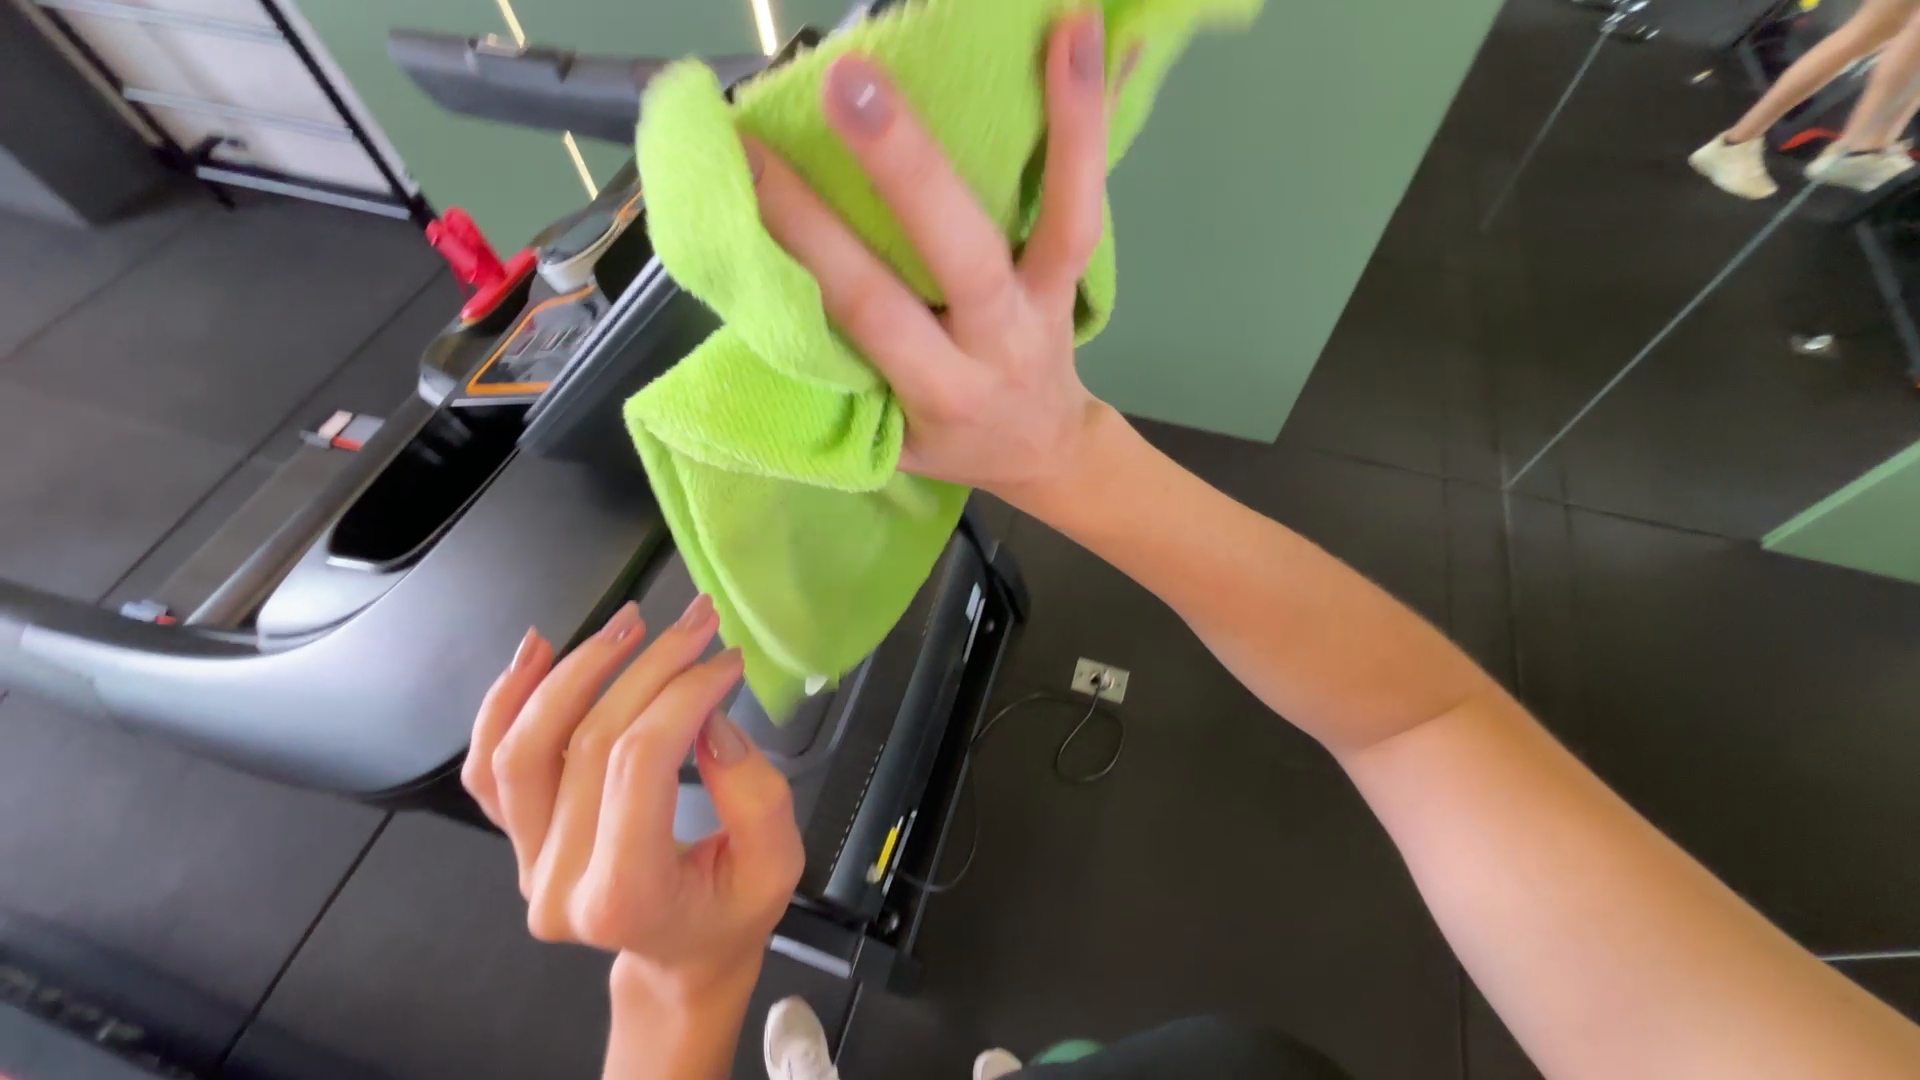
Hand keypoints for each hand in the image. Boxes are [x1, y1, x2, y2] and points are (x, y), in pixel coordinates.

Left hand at [462, 597, 803, 991]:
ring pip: (524, 747)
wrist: (681, 955)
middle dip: (651, 666)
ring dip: (576, 670)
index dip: (684, 694)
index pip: (641, 763)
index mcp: (627, 895)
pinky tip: (537, 649)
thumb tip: (706, 717)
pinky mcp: (516, 839)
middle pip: (589, 742)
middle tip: (698, 622)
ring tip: (628, 622)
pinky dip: (505, 701)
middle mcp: (560, 880)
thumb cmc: (734, 911)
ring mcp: (526, 861)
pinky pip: (489, 766)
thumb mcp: (778, 862)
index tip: (727, 659)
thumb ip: (755, 794)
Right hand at [747, 11, 1117, 505]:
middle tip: (848, 85)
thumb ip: (839, 372)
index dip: (807, 237)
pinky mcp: (1075, 279)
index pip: (867, 307)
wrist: (1045, 452)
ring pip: (1066, 222)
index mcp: (939, 389)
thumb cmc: (953, 444)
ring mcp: (1047, 306)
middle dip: (903, 171)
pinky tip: (1089, 41)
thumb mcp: (886, 438)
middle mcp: (998, 344)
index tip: (747, 160)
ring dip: (1067, 122)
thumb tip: (774, 277)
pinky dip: (1093, 123)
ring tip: (1066, 26)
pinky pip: (1089, 204)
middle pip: (960, 255)